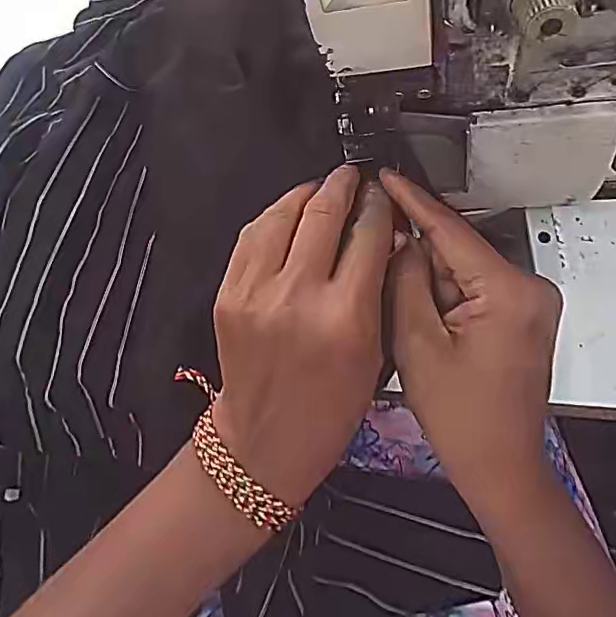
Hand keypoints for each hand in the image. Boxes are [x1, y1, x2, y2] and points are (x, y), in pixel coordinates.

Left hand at [210, 164, 390, 509]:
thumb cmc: (331, 406)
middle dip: (342, 186)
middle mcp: (298, 298)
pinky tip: (288, 213)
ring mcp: (257, 293)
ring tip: (322, 189)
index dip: (377, 206)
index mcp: (345, 317)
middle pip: (323, 214)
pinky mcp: (229, 295)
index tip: (381, 196)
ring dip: (306, 194)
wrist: (266, 440)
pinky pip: (252, 236)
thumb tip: (386, 235)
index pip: (367, 236)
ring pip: (282, 215)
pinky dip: (273, 216)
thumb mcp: (376, 352)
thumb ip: (381, 288)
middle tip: (353, 176)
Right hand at [380, 168, 562, 512]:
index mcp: (509, 292)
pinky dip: (447, 296)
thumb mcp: (418, 345)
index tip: (391, 178)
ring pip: (464, 270)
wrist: (502, 465)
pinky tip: (430, 325)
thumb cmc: (467, 422)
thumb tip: (400, 240)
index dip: (414, 201)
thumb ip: (405, 281)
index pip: (452, 230)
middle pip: (458, 251)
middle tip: (382, 267)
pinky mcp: (523, 313)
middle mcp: (530, 288)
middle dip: (419, 258)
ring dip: (431, 282)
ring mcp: (530, 301)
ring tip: (414, 323)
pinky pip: (476, 287)